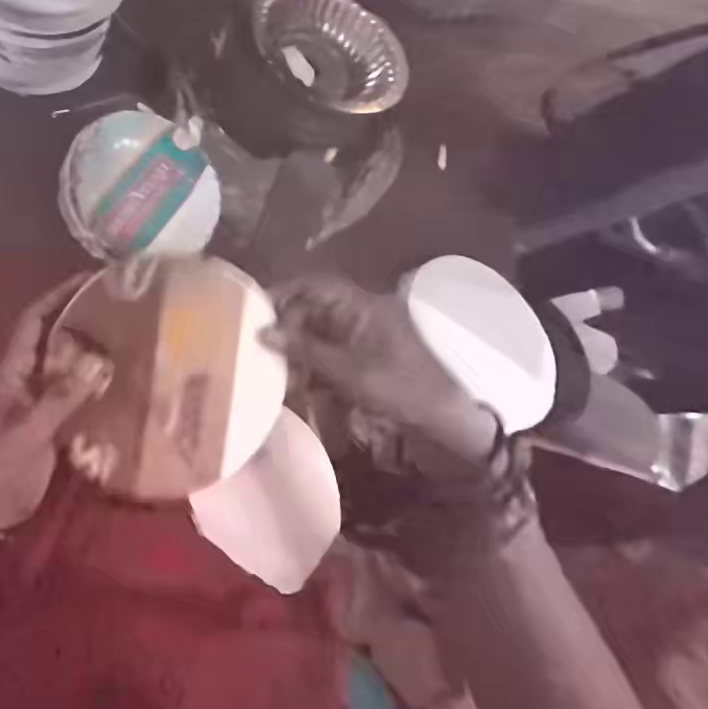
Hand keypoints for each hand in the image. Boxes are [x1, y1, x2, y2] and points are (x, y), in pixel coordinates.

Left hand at [0, 275, 112, 532]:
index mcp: (11, 371)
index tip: (84, 280)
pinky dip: (89, 377)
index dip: (54, 296)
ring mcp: (33, 397)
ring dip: (84, 344)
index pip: (31, 320)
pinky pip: (69, 387)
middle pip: (47, 334)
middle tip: (112, 304)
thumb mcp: (31, 431)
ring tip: (120, 331)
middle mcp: (22, 376)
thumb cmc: (2, 467)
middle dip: (75, 315)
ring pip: (60, 360)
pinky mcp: (46, 418)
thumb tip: (98, 361)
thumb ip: (61, 397)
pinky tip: (115, 376)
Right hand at [268, 277, 494, 472]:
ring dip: (296, 354)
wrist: (453, 422)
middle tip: (263, 351)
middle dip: (286, 330)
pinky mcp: (364, 360)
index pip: (312, 285)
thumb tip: (261, 332)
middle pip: (310, 310)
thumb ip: (304, 350)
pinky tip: (300, 388)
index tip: (254, 310)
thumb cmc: (404, 387)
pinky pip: (327, 355)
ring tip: (281, 377)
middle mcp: (358, 315)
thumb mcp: (349, 370)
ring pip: (316, 335)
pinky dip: (311, 369)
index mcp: (359, 306)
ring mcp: (362, 338)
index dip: (282, 292)